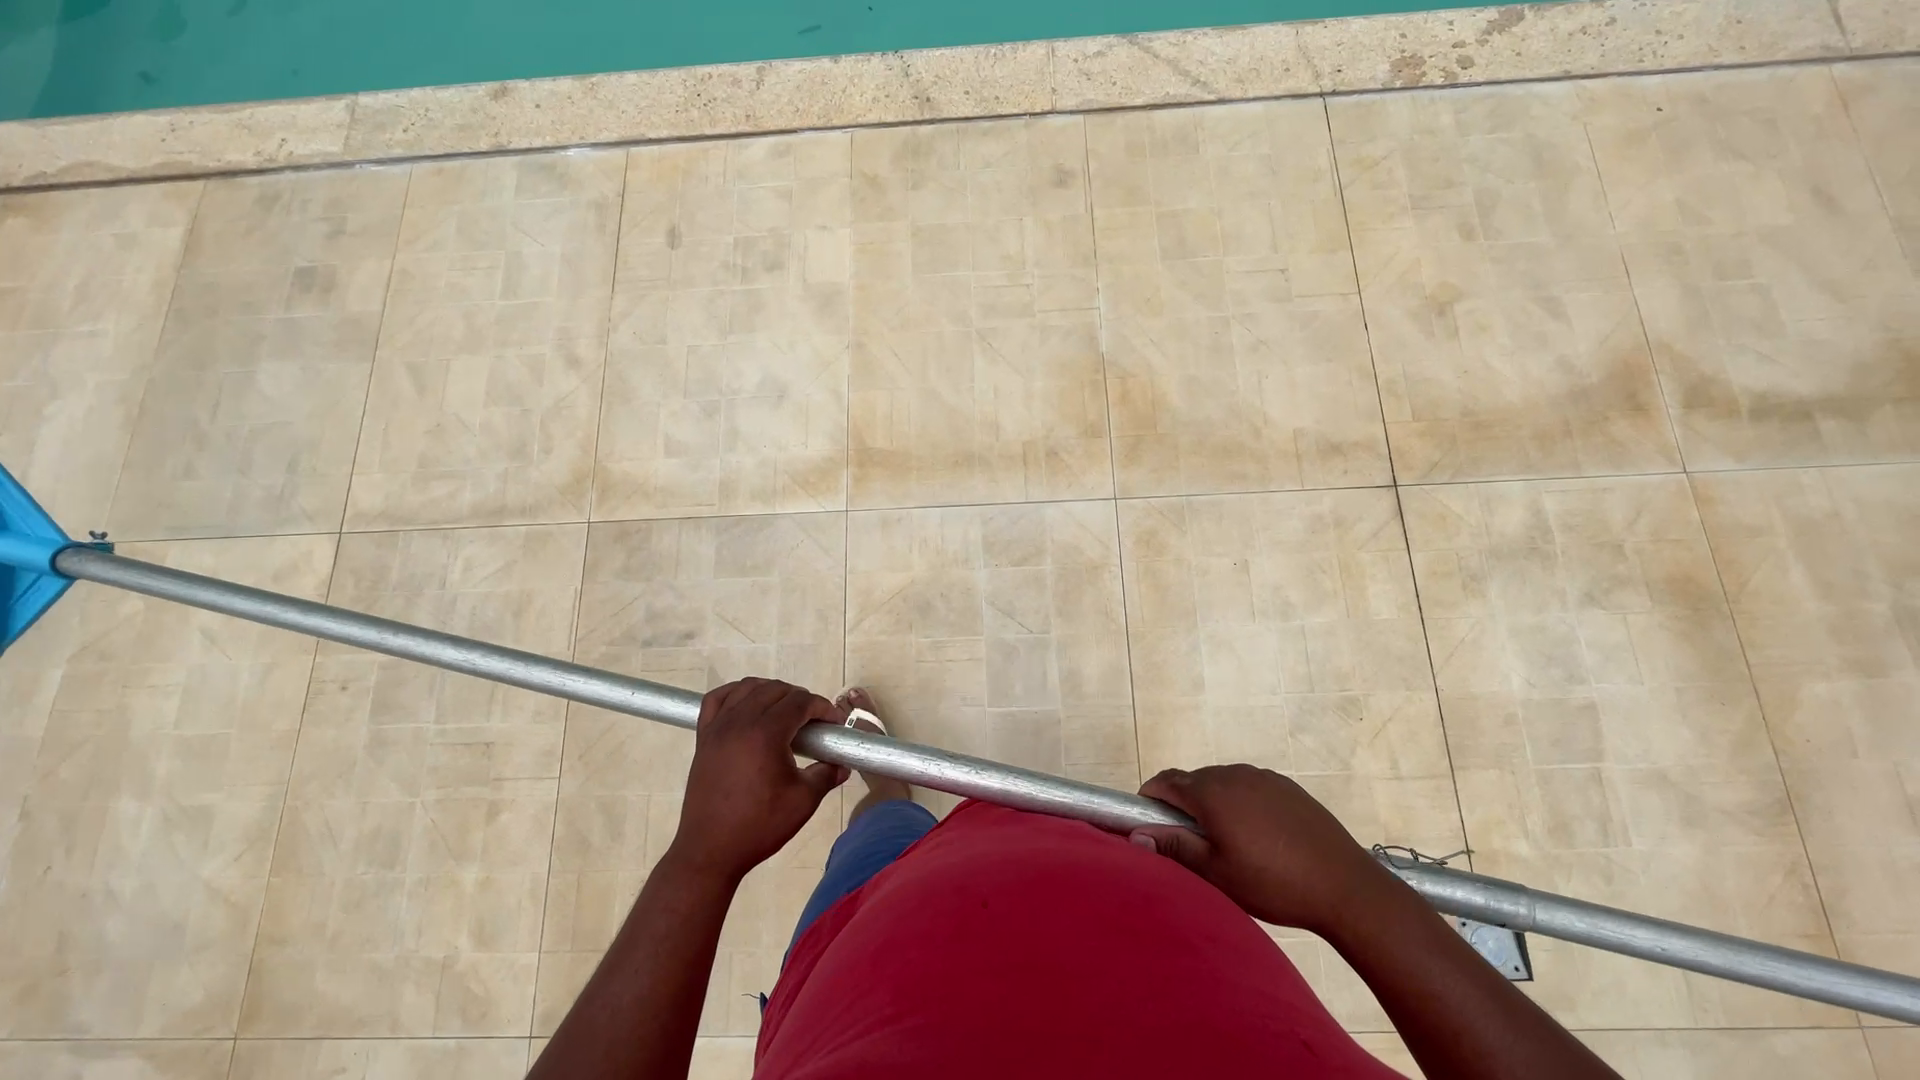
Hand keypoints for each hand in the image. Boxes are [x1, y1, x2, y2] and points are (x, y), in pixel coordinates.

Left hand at [668, 678, 848, 882]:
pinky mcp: (703, 737)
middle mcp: (739, 721)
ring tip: (784, 714)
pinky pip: (717, 699)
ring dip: (771, 692)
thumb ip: (826, 775)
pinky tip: (747, 705)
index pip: (800, 702)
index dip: (823, 708)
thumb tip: (842, 765)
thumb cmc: (759, 826)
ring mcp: (717, 727)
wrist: (710, 850)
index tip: (834, 724)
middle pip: (775, 690)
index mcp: (765, 733)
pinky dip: (735, 694)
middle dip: (800, 699)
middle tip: (814, 724)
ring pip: (747, 688)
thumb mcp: (803, 801)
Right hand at [1130, 764, 1404, 936]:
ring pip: (1222, 782)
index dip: (1149, 800)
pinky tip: (1256, 836)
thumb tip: (1135, 835)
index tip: (1150, 826)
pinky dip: (1240, 802)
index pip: (1164, 781)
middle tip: (1187, 842)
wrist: (1345, 887)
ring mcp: (1264, 777)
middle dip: (1181, 804)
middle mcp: (1234, 773)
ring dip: (1211, 803)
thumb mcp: (1217, 873)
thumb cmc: (1272, 883)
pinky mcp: (1288, 787)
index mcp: (1211, 791)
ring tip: (1224, 841)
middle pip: (1192, 780)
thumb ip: (1174, 847)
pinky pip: (1250, 786)